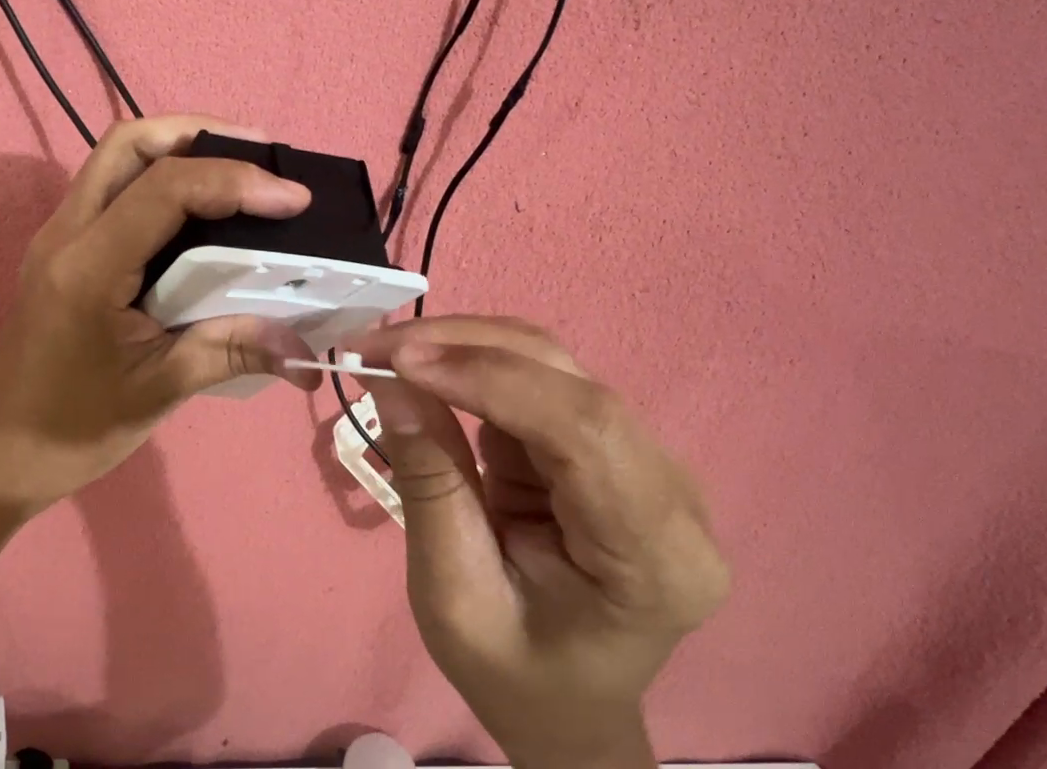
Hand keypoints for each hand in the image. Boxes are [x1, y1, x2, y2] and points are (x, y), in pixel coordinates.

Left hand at [0, 115, 322, 516]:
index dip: (235, 180)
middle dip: (200, 132)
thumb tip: (302, 341)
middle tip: (263, 155)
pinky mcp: (62, 248)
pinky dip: (161, 180)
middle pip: (129, 143)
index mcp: (87, 268)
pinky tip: (202, 211)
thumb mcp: (159, 391)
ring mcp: (58, 236)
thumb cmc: (75, 428)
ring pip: (117, 159)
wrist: (3, 451)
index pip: (164, 189)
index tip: (294, 199)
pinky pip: (113, 189)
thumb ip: (230, 350)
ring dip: (179, 149)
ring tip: (241, 173)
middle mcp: (66, 233)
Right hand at [347, 318, 728, 768]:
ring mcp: (646, 462)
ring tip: (388, 352)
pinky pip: (539, 382)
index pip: (585, 432)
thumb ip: (429, 483)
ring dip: (466, 347)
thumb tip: (391, 381)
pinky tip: (424, 369)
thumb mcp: (452, 593)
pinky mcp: (607, 445)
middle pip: (572, 385)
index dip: (491, 380)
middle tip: (374, 345)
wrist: (565, 702)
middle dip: (467, 348)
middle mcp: (672, 495)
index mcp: (655, 557)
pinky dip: (474, 366)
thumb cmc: (513, 671)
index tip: (399, 362)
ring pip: (555, 367)